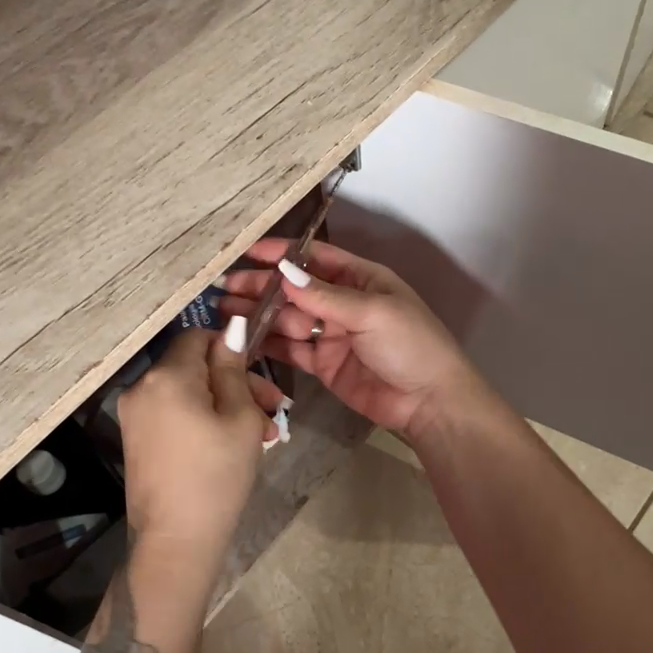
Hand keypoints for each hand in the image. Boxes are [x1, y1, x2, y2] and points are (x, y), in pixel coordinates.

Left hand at [116, 328, 283, 563]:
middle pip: (194, 366)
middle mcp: (141, 387)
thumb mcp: (239, 419)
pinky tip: (231, 445)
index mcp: (166, 376)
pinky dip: (202, 420)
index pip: (198, 336)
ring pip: (187, 392)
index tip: (259, 375)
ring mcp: (134, 415)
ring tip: (262, 434)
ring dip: (225, 404)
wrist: (177, 540)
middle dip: (235, 382)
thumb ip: (234, 371)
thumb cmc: (217, 475)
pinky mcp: (136, 439)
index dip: (230, 348)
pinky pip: (174, 413)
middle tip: (274, 409)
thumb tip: (232, 329)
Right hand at [219, 239, 490, 437]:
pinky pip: (291, 350)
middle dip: (262, 287)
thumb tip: (284, 271)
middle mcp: (343, 303)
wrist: (429, 402)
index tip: (247, 251)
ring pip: (288, 320)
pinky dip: (268, 345)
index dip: (282, 254)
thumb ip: (325, 295)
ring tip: (224, 312)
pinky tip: (242, 339)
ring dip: (259, 315)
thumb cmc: (411, 345)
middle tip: (224, 287)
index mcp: (361, 279)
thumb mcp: (371, 312)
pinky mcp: (324, 365)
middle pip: (295, 290)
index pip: (315, 258)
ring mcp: (332, 335)